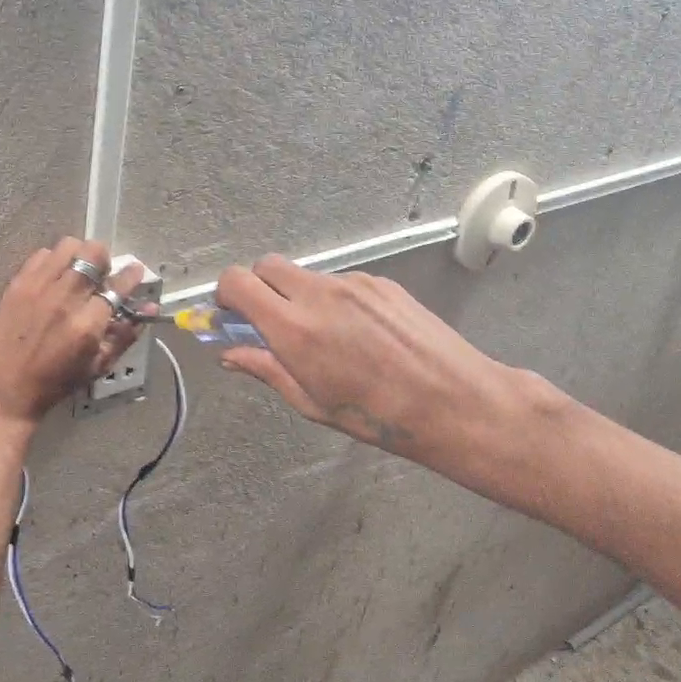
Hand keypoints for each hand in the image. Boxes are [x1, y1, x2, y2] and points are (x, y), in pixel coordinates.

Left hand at [0, 238, 148, 429]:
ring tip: (77, 272)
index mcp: (87, 324)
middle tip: (101, 275)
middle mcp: (65, 299)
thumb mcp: (98, 365)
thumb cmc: (57, 381)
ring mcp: (39, 288)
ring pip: (69, 246)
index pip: (118, 286)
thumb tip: (150, 307)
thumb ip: (126, 333)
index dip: (131, 275)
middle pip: (94, 254)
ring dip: (79, 255)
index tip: (135, 270)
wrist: (7, 387)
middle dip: (104, 261)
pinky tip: (53, 278)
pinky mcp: (18, 284)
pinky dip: (53, 261)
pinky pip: (42, 254)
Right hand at [214, 256, 566, 482]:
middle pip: (265, 265)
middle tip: (268, 322)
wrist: (456, 402)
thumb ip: (265, 368)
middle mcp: (319, 295)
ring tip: (324, 337)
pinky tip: (357, 334)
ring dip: (297, 296)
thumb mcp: (311, 402)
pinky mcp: (379, 282)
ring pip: (305, 275)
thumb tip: (230, 354)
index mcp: (294, 328)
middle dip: (257, 288)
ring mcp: (352, 283)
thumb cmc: (379, 415)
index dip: (225, 295)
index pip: (236, 282)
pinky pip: (340, 282)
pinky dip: (333, 300)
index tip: (230, 316)